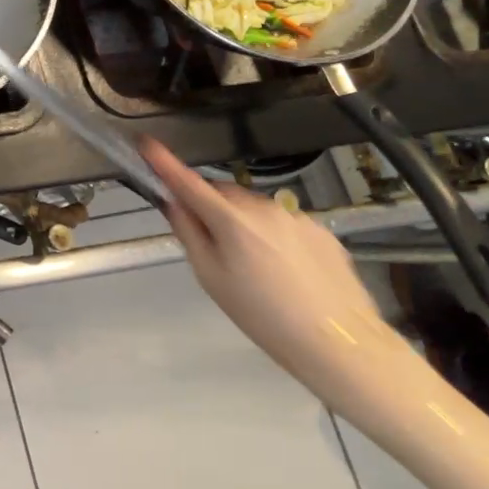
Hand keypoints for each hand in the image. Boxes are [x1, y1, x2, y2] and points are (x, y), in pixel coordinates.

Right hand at [143, 137, 412, 409]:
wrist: (341, 344)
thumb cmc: (263, 317)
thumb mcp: (211, 279)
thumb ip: (189, 234)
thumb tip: (175, 204)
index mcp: (232, 221)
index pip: (188, 182)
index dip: (165, 162)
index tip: (147, 145)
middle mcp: (264, 208)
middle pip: (223, 194)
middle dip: (211, 207)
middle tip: (212, 244)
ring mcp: (297, 217)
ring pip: (254, 209)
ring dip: (244, 222)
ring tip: (255, 265)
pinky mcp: (322, 231)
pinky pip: (283, 223)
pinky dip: (273, 235)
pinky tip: (285, 269)